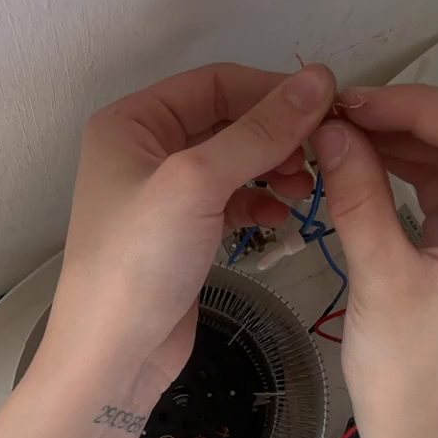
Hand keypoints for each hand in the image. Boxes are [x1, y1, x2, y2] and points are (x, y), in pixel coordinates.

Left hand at [38, 63, 336, 398]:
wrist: (113, 355)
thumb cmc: (136, 265)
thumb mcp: (196, 183)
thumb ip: (257, 132)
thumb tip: (317, 82)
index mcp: (130, 124)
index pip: (213, 83)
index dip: (270, 92)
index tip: (324, 109)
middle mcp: (142, 154)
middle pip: (225, 122)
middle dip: (274, 136)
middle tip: (317, 157)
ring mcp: (161, 199)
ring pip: (231, 165)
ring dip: (271, 171)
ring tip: (304, 190)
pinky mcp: (179, 238)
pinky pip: (227, 204)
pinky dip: (257, 204)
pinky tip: (280, 217)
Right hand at [312, 84, 437, 437]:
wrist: (415, 430)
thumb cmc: (404, 371)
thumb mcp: (380, 279)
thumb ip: (359, 198)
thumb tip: (332, 132)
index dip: (418, 107)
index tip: (355, 102)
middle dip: (411, 120)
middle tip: (344, 114)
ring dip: (406, 144)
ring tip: (346, 133)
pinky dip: (410, 175)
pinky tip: (368, 160)